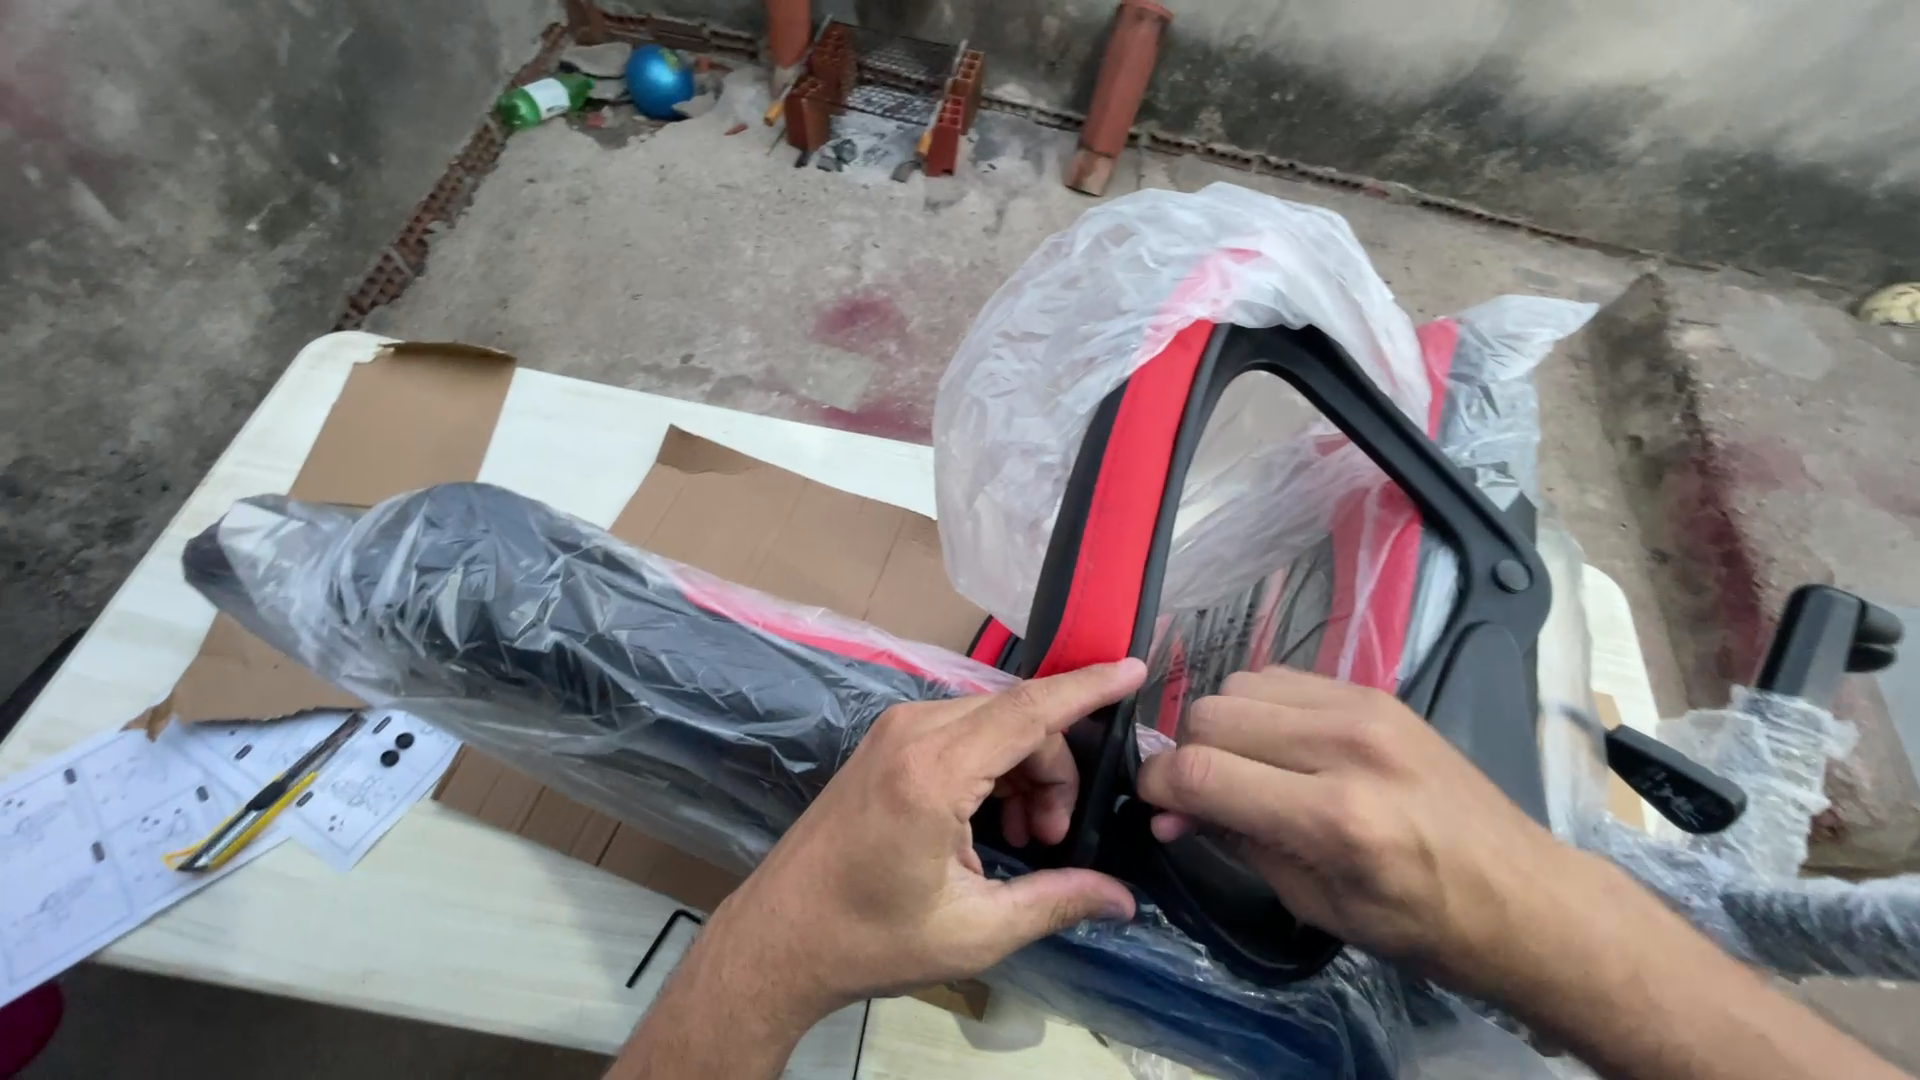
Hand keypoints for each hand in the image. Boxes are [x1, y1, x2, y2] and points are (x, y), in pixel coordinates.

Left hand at [699, 660, 1144, 1021]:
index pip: (1028, 710)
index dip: (1087, 688)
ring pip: (993, 720)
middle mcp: (913, 730)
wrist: (780, 935)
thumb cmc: (870, 938)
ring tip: (1023, 834)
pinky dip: (994, 762)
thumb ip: (1054, 901)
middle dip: (1056, 767)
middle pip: (1018, 717)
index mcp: (933, 772)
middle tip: (1053, 837)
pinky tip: (991, 817)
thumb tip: (1122, 897)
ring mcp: (896, 728)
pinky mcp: (888, 738)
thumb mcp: (972, 930)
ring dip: (1025, 767)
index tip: (1135, 669)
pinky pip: (964, 729)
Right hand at [1135, 665, 1581, 990]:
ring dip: (1221, 726)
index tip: (1150, 796)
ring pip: (1237, 686)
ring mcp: (1363, 707)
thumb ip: (1234, 841)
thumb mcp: (1315, 902)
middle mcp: (1346, 746)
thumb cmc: (1421, 922)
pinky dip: (1258, 707)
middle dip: (1187, 754)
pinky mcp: (1373, 690)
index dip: (1157, 782)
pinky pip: (1277, 677)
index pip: (1204, 774)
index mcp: (1336, 819)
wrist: (1527, 895)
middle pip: (1210, 716)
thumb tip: (1169, 808)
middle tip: (1202, 790)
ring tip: (1244, 764)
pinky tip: (1279, 741)